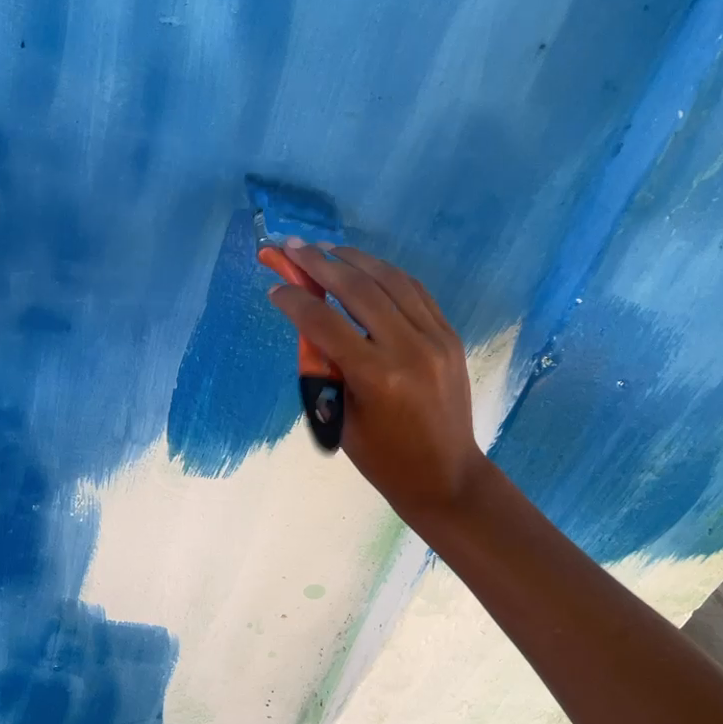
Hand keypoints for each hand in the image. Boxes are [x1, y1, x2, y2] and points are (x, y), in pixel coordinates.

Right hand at [267, 245, 488, 518]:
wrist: (447, 476)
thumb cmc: (381, 456)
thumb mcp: (337, 414)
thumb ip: (322, 363)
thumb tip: (305, 315)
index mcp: (376, 376)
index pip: (324, 322)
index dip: (294, 300)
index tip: (273, 288)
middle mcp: (409, 348)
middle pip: (357, 288)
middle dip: (318, 263)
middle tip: (290, 247)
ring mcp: (435, 338)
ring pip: (389, 279)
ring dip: (352, 258)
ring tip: (323, 249)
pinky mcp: (448, 335)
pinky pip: (414, 290)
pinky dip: (384, 272)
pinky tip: (361, 266)